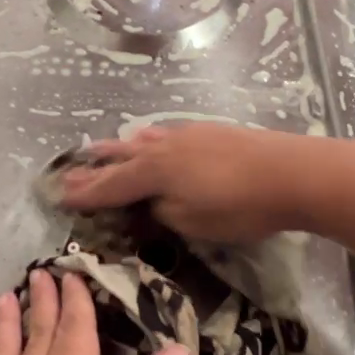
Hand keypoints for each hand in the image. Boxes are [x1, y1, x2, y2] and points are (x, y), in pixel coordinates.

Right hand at [58, 123, 345, 242]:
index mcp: (154, 171)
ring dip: (121, 149)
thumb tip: (152, 201)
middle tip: (70, 172)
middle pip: (121, 157)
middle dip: (95, 167)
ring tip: (105, 149)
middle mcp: (164, 146)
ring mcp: (189, 135)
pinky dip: (149, 142)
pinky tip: (154, 140)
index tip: (59, 195)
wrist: (294, 173)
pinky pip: (166, 136)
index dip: (85, 194)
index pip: (110, 186)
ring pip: (144, 141)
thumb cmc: (240, 206)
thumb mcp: (192, 221)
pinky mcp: (213, 132)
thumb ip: (163, 210)